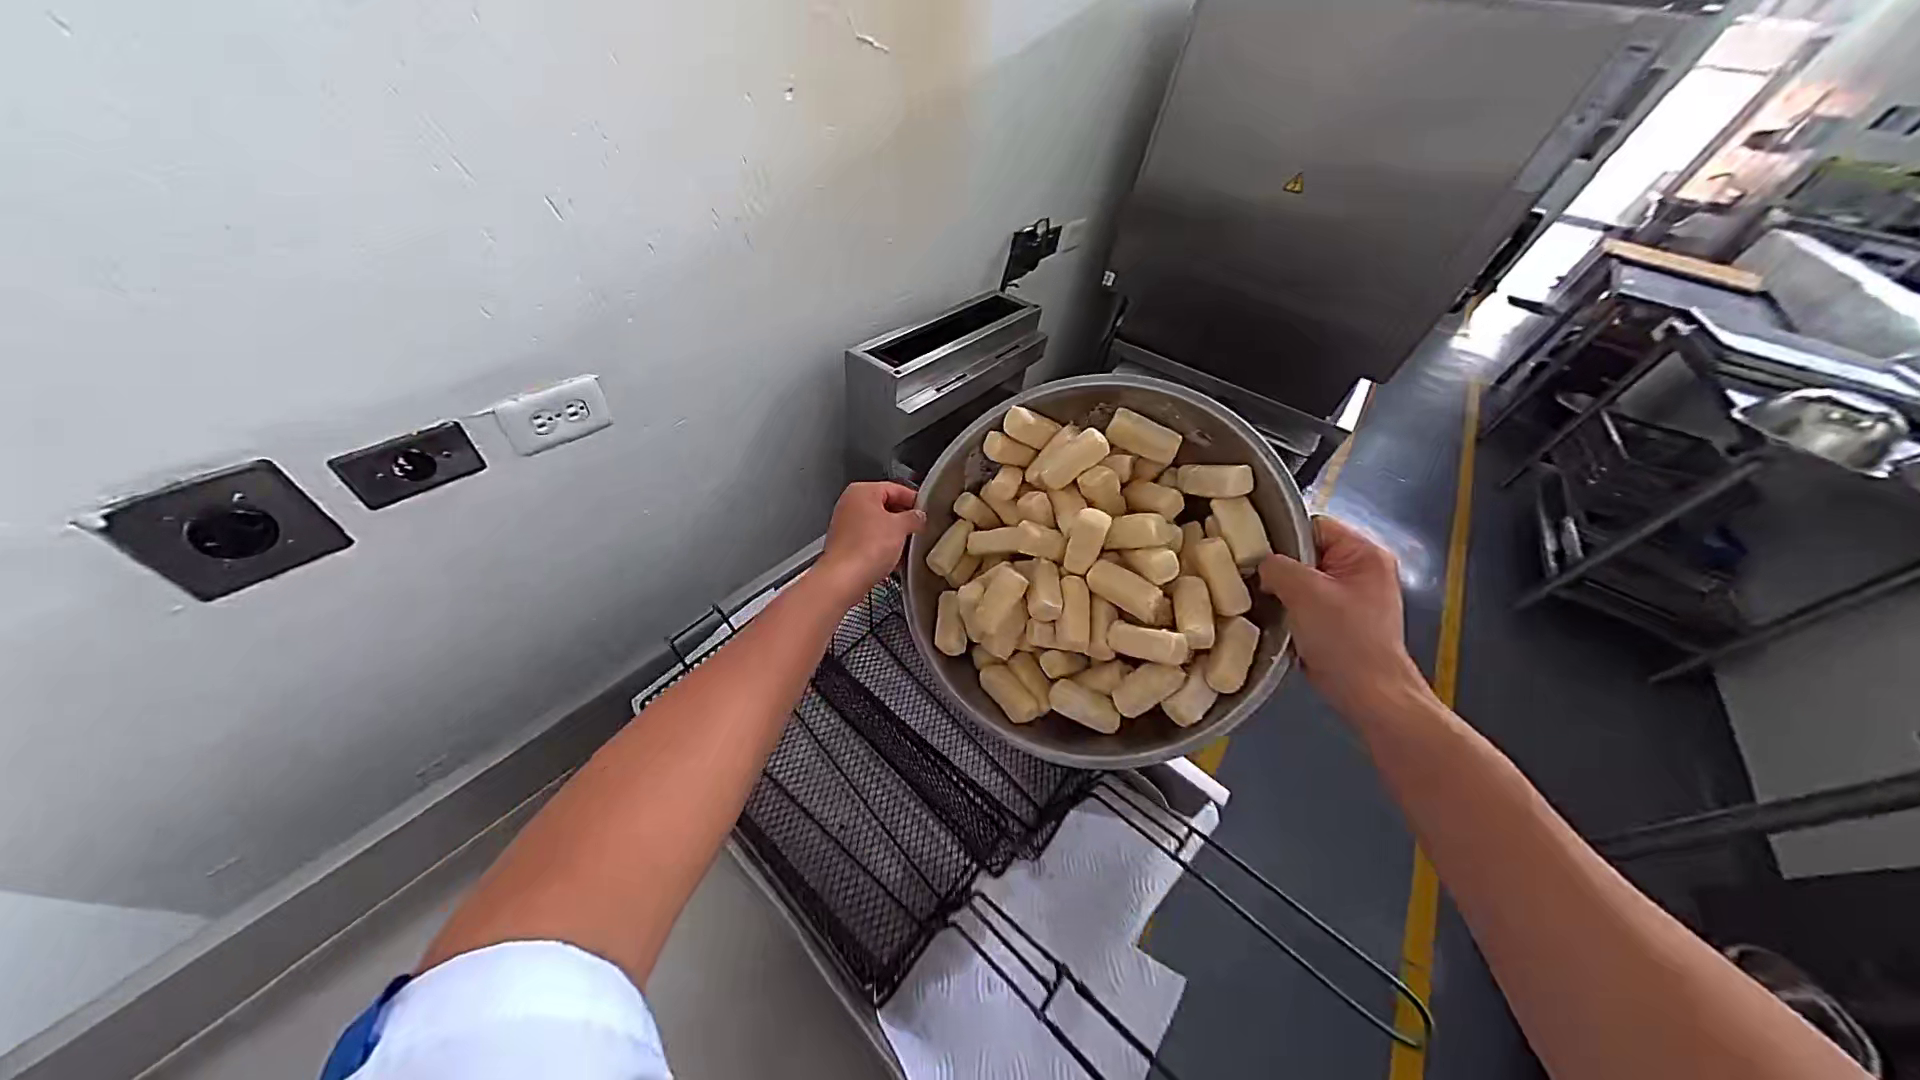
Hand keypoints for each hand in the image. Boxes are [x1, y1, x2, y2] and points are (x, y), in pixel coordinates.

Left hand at [817, 482, 926, 601]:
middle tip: (919, 530)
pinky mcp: (845, 545)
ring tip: (907, 547)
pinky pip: (870, 541)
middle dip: (904, 520)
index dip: (914, 500)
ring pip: (878, 525)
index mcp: (861, 491)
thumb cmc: (865, 548)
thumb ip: (914, 517)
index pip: (896, 489)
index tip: (926, 511)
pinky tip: (894, 559)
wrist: (844, 579)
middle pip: (886, 506)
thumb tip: (919, 517)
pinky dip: (883, 547)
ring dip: (894, 536)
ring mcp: (845, 525)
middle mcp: (850, 505)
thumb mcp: (901, 527)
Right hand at [1257, 516, 1432, 718]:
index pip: (1313, 525)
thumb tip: (1261, 566)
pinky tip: (1275, 617)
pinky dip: (1289, 607)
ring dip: (1282, 590)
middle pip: (1306, 552)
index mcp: (1364, 553)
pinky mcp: (1339, 618)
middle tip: (1254, 579)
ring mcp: (1351, 595)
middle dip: (1279, 566)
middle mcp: (1361, 569)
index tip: (1254, 554)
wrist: (1369, 694)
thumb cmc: (1344, 638)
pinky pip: (1305, 600)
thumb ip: (1276, 566)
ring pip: (1302, 578)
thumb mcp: (1304, 592)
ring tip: (1263, 600)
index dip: (1282, 536)